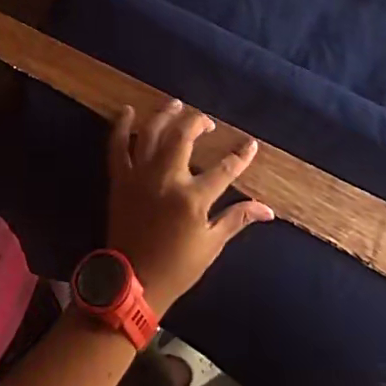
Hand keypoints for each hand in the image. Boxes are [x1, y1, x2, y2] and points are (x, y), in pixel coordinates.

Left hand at [105, 101, 273, 313]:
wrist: (132, 280)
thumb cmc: (177, 266)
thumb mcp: (211, 244)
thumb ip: (237, 219)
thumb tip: (268, 209)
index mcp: (192, 198)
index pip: (224, 169)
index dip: (240, 155)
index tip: (250, 144)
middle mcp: (166, 178)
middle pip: (183, 136)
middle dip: (197, 122)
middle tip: (206, 122)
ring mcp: (139, 175)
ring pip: (151, 133)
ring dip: (164, 114)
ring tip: (175, 104)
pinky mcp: (120, 178)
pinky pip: (117, 145)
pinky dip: (121, 126)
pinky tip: (128, 110)